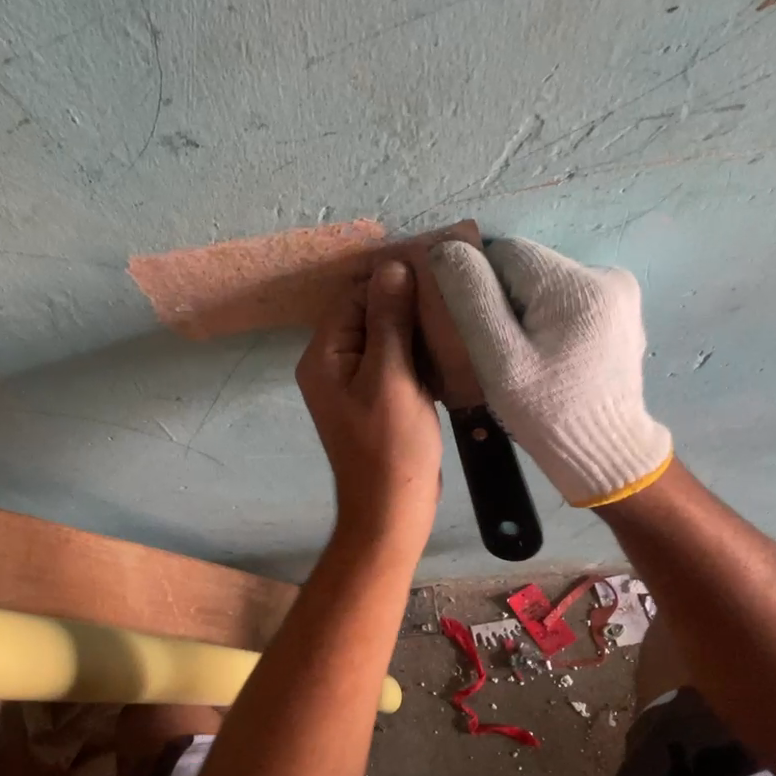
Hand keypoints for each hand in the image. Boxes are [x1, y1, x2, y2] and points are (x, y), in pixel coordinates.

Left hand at [296, 260, 443, 548]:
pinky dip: (417, 353)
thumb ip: (389, 320)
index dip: (389, 282)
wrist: (393, 508)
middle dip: (404, 303)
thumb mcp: (391, 375)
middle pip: (367, 316)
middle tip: (449, 291)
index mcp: (323, 356)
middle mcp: (331, 365)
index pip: (352, 299)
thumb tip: (391, 267)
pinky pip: (393, 362)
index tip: (432, 271)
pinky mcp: (376, 399)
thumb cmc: (391, 444)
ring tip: (453, 314)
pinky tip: (446, 347)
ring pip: (384, 339)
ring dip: (414, 328)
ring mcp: (353, 384)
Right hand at [427, 238, 671, 506]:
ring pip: (539, 285)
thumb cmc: (548, 412)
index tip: (473, 330)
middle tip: (493, 350)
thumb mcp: (497, 359)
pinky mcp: (616, 314)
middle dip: (499, 300)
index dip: (476, 285)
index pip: (503, 252)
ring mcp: (616, 295)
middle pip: (523, 268)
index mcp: (578, 283)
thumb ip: (471, 297)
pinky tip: (543, 358)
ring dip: (519, 312)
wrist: (606, 456)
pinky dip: (542, 322)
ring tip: (519, 358)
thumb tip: (446, 247)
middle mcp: (605, 276)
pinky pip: (561, 301)